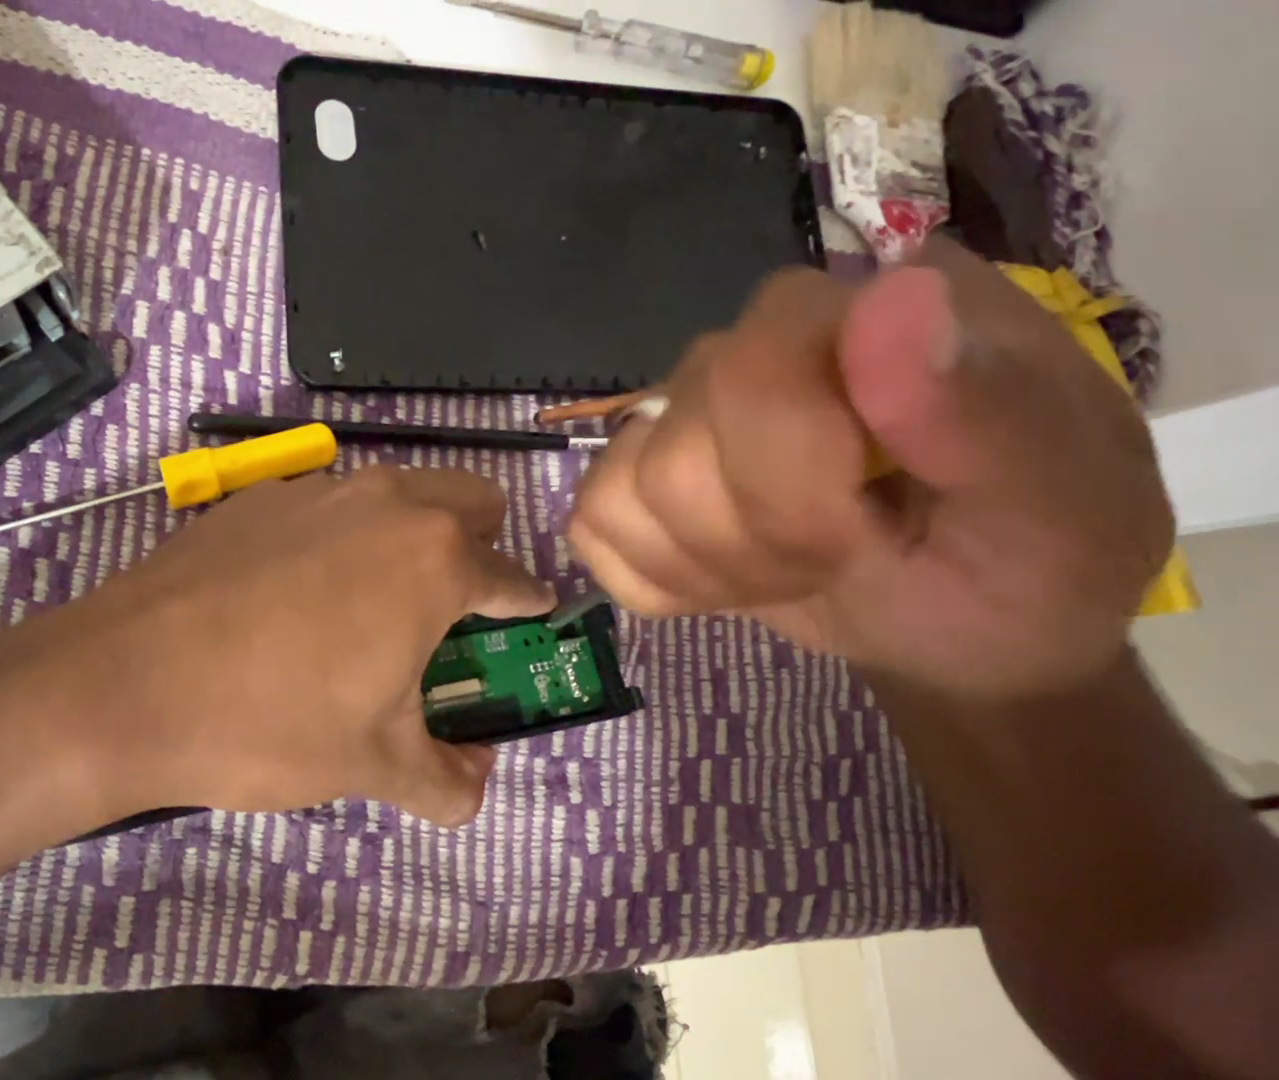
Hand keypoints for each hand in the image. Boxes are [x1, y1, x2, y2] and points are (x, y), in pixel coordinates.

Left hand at [0, 468, 555, 831]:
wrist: (120, 684)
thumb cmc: (267, 723)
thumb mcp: (372, 766)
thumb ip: (448, 781)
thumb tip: (478, 783)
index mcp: (435, 559)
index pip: (514, 577)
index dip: (529, 609)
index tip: (527, 630)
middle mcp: (386, 503)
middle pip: (469, 503)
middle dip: (480, 550)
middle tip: (451, 615)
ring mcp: (315, 489)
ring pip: (396, 495)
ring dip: (408, 538)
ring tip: (372, 609)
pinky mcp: (255, 498)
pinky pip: (327, 506)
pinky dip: (339, 539)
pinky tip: (295, 598)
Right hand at [568, 239, 1172, 701]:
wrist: (969, 630)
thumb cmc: (1031, 568)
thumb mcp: (1060, 504)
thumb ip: (987, 407)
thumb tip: (893, 295)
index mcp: (878, 307)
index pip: (752, 357)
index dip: (783, 472)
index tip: (863, 533)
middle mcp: (763, 339)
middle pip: (672, 439)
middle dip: (755, 536)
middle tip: (836, 561)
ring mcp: (686, 409)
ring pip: (618, 489)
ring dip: (709, 565)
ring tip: (794, 570)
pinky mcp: (637, 476)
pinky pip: (591, 523)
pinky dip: (656, 578)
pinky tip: (725, 579)